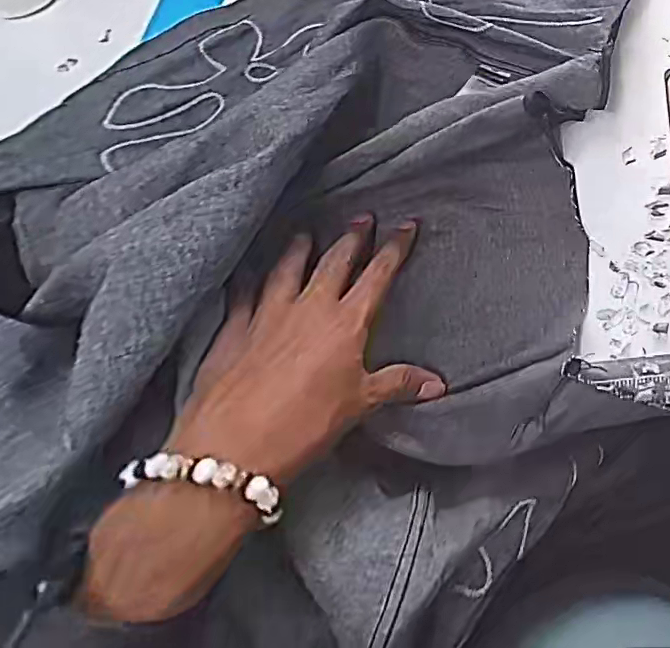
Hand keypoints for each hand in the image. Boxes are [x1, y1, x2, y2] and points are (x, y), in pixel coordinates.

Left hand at [166, 216, 445, 481]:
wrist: (231, 451)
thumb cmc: (303, 426)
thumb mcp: (358, 405)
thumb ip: (398, 384)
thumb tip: (438, 383)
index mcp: (346, 322)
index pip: (377, 274)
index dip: (395, 247)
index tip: (406, 226)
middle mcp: (309, 308)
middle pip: (335, 261)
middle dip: (353, 237)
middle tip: (362, 218)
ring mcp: (268, 315)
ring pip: (287, 269)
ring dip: (300, 248)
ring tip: (306, 232)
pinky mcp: (233, 330)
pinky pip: (242, 294)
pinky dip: (247, 279)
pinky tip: (247, 272)